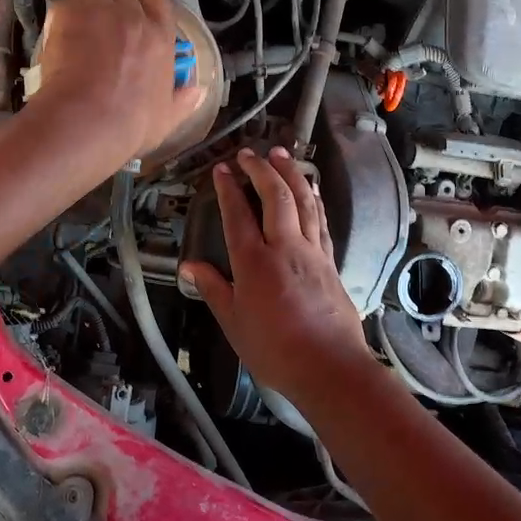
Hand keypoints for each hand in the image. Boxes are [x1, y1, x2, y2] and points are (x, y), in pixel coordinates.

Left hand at [29, 0, 204, 164]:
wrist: (85, 121)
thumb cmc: (130, 124)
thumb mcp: (167, 118)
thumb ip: (183, 101)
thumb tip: (198, 91)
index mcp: (160, 35)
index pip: (158, 1)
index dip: (145, 6)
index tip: (135, 18)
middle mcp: (134, 14)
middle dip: (114, 6)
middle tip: (101, 27)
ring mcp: (100, 9)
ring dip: (88, 9)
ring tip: (78, 32)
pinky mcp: (69, 11)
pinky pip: (66, 4)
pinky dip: (63, 16)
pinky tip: (59, 37)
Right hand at [179, 147, 380, 410]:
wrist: (330, 367)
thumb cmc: (274, 350)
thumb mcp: (233, 323)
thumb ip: (214, 289)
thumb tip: (189, 265)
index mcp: (254, 262)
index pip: (238, 215)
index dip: (228, 189)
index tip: (221, 169)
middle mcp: (285, 248)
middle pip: (276, 197)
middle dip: (261, 170)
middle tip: (249, 153)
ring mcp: (313, 252)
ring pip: (304, 202)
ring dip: (291, 174)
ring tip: (281, 154)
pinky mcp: (331, 262)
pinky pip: (321, 220)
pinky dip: (314, 199)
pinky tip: (312, 189)